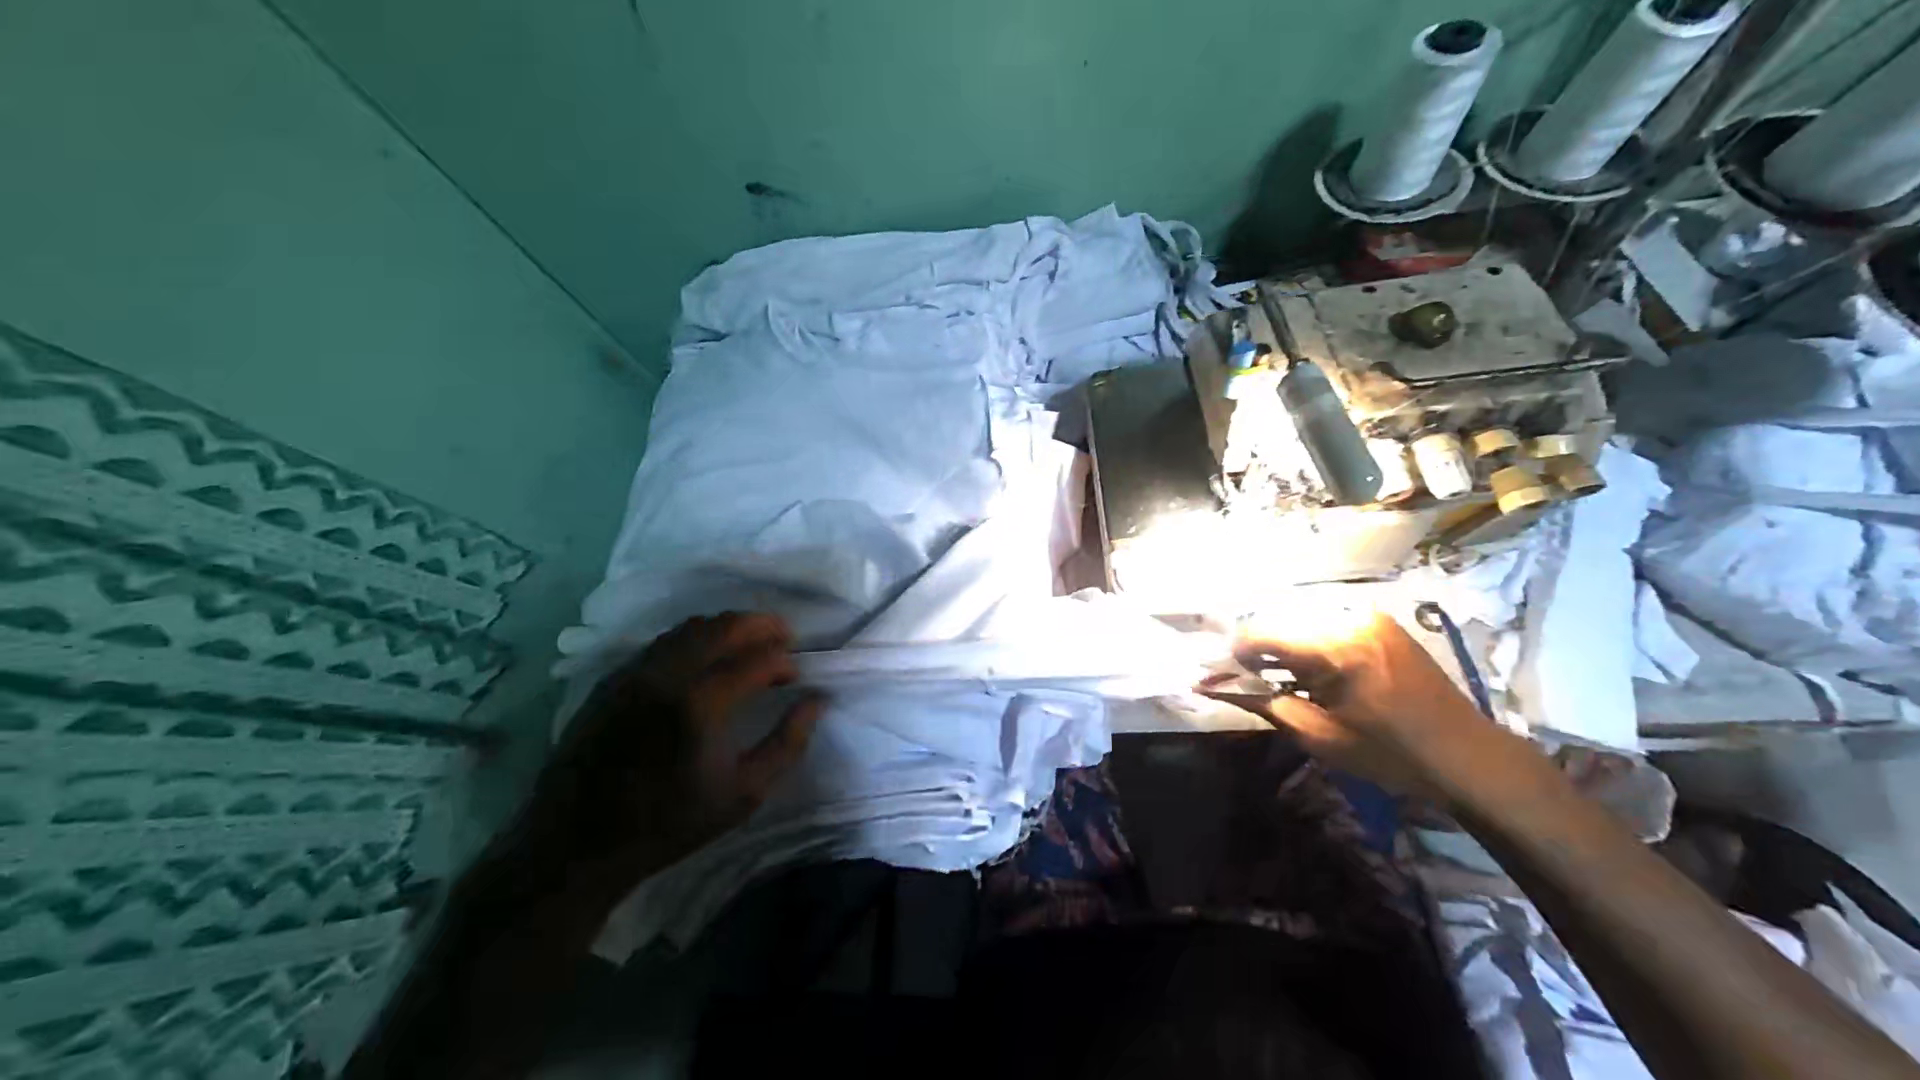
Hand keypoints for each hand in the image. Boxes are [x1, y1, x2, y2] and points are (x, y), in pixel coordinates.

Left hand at [530, 613, 821, 870]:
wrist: (575, 843)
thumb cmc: (668, 823)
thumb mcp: (743, 794)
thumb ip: (787, 743)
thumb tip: (816, 702)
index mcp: (701, 704)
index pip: (757, 659)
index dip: (784, 661)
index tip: (795, 676)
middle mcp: (666, 675)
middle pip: (723, 626)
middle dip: (760, 625)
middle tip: (783, 637)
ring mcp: (634, 672)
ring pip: (690, 628)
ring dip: (727, 627)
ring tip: (748, 643)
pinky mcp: (612, 679)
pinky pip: (662, 642)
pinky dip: (694, 639)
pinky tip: (705, 659)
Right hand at [1204, 610, 1493, 796]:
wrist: (1467, 755)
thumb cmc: (1390, 754)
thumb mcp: (1318, 736)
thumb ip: (1261, 703)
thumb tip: (1211, 688)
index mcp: (1334, 648)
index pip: (1259, 634)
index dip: (1235, 656)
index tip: (1228, 679)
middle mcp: (1348, 618)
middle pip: (1277, 620)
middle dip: (1257, 649)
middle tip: (1254, 680)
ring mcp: (1367, 615)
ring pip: (1299, 616)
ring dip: (1282, 642)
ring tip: (1285, 677)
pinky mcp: (1379, 620)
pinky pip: (1325, 618)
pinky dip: (1308, 637)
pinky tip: (1313, 667)